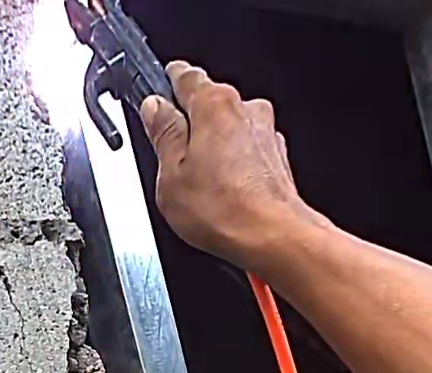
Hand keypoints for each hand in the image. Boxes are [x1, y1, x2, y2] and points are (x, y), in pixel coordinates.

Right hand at [140, 61, 325, 269]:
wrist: (271, 237)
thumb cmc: (225, 210)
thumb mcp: (170, 176)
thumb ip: (162, 136)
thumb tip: (154, 109)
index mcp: (213, 104)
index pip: (183, 76)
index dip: (165, 84)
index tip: (157, 95)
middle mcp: (245, 109)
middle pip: (209, 107)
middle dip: (190, 128)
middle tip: (172, 160)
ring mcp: (266, 134)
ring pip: (230, 133)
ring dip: (215, 152)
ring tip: (201, 188)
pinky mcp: (277, 160)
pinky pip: (247, 156)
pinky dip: (235, 169)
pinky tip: (224, 196)